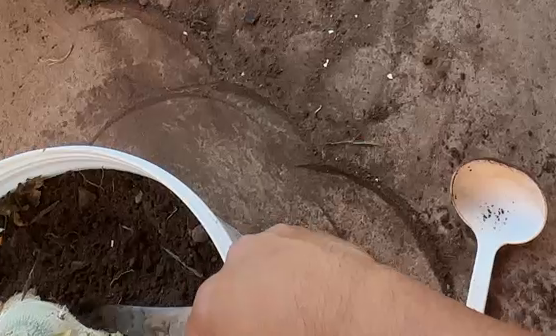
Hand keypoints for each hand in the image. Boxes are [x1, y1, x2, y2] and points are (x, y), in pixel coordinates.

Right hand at [188, 226, 381, 335]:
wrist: (357, 315)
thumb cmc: (308, 335)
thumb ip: (233, 332)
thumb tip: (242, 329)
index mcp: (213, 303)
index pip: (198, 327)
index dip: (216, 334)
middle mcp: (235, 262)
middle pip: (227, 293)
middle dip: (242, 313)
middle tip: (264, 330)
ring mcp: (266, 241)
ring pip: (257, 270)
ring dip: (268, 290)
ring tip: (295, 317)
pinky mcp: (297, 230)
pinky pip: (285, 256)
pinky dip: (292, 272)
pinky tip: (312, 296)